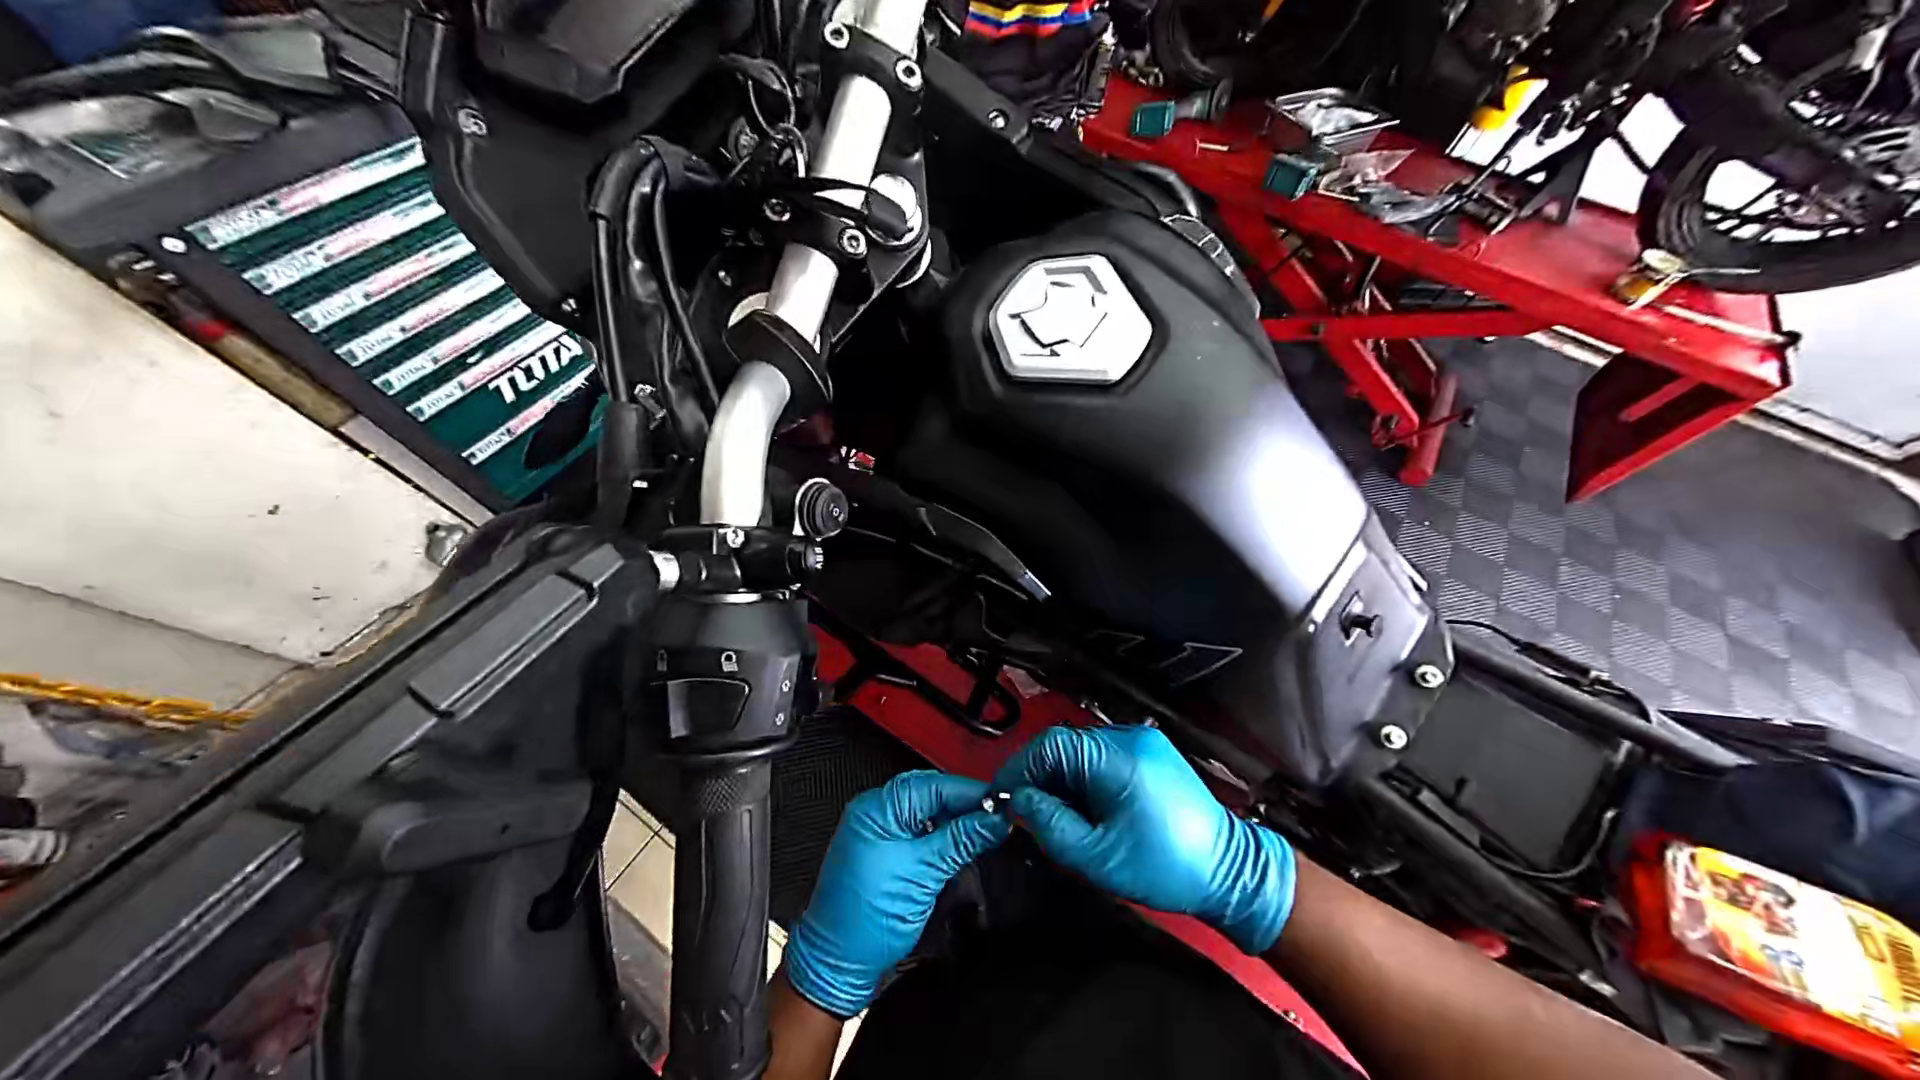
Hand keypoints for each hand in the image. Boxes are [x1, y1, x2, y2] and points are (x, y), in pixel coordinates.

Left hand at [784, 771, 1010, 1016]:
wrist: (838, 964)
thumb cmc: (865, 920)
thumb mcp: (923, 873)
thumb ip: (961, 840)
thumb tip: (995, 819)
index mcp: (878, 808)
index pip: (934, 786)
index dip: (971, 793)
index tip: (1002, 802)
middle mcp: (876, 812)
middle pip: (931, 794)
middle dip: (966, 804)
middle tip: (998, 815)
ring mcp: (880, 831)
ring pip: (928, 811)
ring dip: (956, 819)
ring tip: (985, 828)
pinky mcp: (885, 850)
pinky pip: (920, 830)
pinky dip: (942, 834)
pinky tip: (962, 842)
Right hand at [993, 724, 1294, 953]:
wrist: (1230, 872)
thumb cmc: (1169, 867)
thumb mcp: (1096, 856)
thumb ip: (1047, 824)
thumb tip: (1016, 802)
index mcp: (1118, 756)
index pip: (1049, 745)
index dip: (1019, 770)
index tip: (1003, 797)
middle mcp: (1130, 738)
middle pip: (1063, 746)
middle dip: (1038, 778)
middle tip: (1025, 813)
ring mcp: (1142, 742)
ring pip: (1079, 752)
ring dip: (1060, 780)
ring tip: (1057, 818)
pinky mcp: (1149, 753)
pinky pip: (1100, 757)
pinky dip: (1082, 780)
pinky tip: (1083, 810)